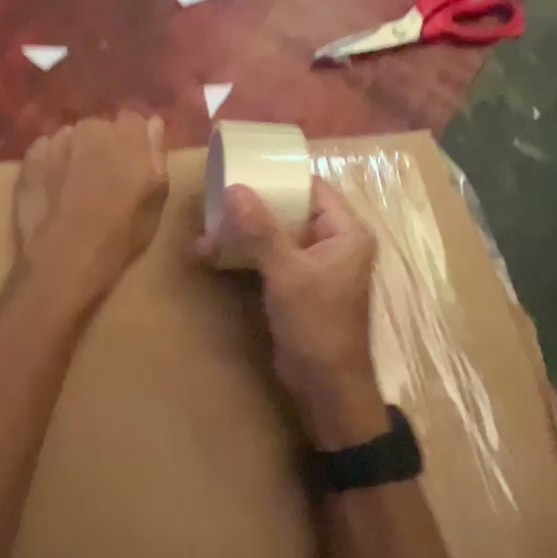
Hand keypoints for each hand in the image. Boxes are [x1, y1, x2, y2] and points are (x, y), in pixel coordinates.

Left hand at [13, 111, 168, 312]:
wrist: (65, 258)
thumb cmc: (121, 234)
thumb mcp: (156, 200)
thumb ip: (155, 155)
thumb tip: (152, 125)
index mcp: (127, 135)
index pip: (134, 121)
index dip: (134, 141)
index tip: (133, 164)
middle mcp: (92, 128)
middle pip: (101, 128)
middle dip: (104, 146)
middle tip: (104, 179)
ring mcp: (57, 141)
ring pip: (72, 139)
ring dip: (76, 154)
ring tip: (75, 188)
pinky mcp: (30, 158)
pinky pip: (46, 152)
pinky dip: (50, 164)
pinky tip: (52, 190)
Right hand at [198, 179, 386, 445]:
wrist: (326, 386)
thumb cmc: (316, 324)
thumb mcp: (287, 273)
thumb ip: (261, 230)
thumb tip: (235, 188)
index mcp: (347, 232)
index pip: (314, 188)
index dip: (281, 178)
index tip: (245, 171)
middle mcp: (336, 242)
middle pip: (292, 209)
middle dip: (254, 207)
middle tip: (218, 201)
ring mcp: (318, 265)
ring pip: (279, 234)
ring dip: (246, 232)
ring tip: (209, 231)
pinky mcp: (301, 286)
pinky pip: (274, 257)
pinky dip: (249, 253)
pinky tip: (217, 253)